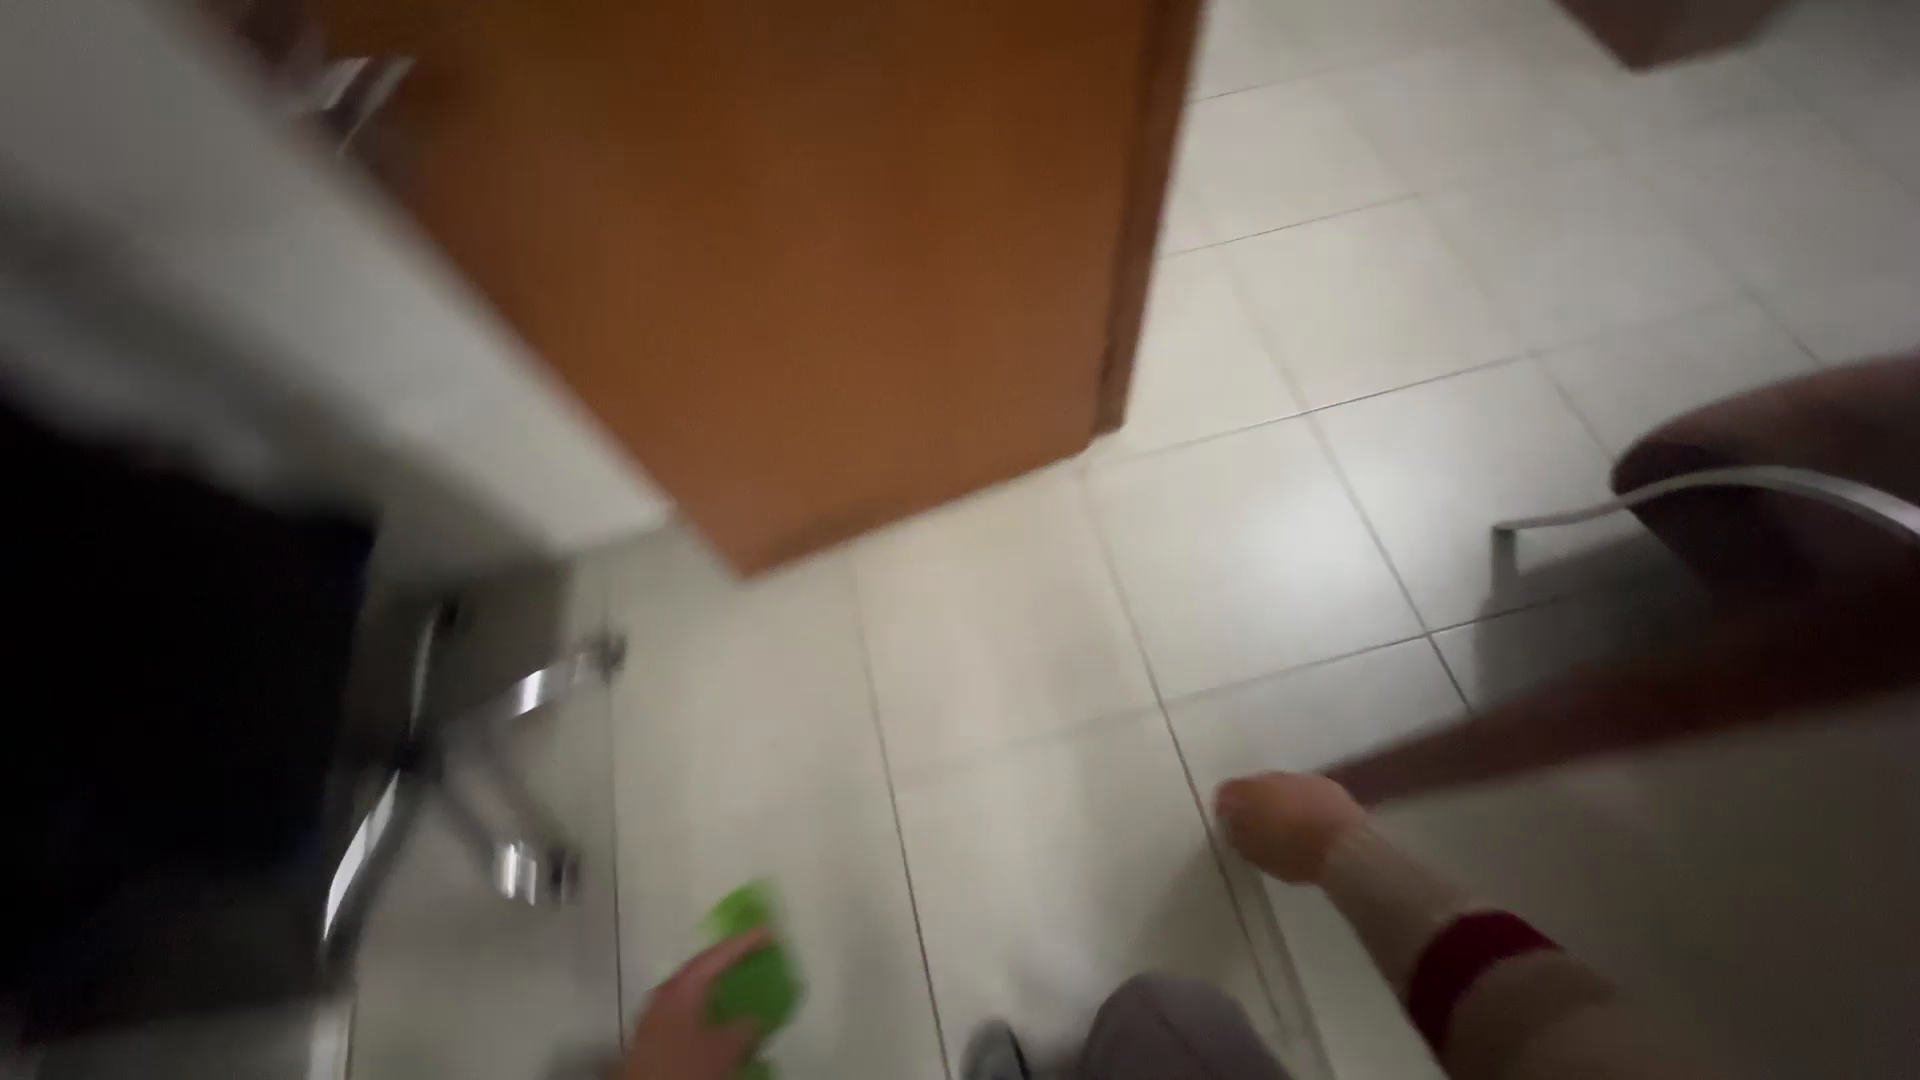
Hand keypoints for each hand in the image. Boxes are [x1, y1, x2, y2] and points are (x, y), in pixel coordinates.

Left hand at [622, 928, 771, 1079]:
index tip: (768, 931)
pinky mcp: (651, 1035)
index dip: (745, 942)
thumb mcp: (725, 1048)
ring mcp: (654, 1014)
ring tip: (737, 981)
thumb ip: (746, 1028)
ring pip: (692, 988)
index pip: (718, 954)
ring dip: (715, 984)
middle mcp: (666, 992)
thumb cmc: (685, 1067)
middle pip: (702, 967)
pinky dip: (704, 1004)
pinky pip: (684, 1007)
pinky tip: (715, 1015)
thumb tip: (756, 1021)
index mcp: (684, 986)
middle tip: (752, 951)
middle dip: (728, 960)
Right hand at [1214, 772, 1366, 883]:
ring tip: (1290, 827)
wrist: (1344, 846)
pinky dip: (1305, 804)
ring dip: (1282, 803)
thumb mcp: (1254, 852)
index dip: (1225, 809)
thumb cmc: (1291, 852)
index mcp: (1247, 792)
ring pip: (1282, 788)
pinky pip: (1307, 792)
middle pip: (1255, 787)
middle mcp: (1270, 777)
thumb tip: (1230, 823)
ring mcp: (1300, 778)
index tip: (1231, 827)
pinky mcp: (1326, 785)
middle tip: (1261, 828)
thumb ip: (1236, 834)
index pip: (1225, 793)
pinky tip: (1312, 823)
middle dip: (1256, 804)